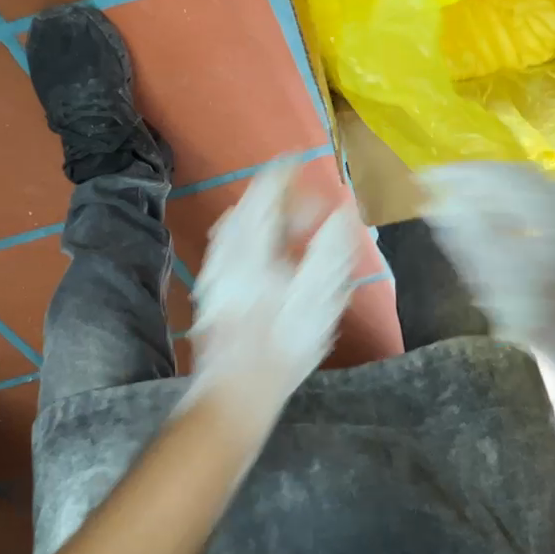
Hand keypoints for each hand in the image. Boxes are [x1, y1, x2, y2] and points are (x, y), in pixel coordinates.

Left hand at [186, 157, 362, 417]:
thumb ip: (329, 251)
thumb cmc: (282, 347)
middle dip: (272, 193)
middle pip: (245, 208)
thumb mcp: (317, 300)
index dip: (282, 172)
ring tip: (284, 218)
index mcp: (253, 250)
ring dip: (258, 215)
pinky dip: (245, 237)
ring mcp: (215, 275)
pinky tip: (261, 252)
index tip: (297, 158)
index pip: (264, 195)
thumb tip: (342, 213)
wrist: (234, 395)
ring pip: (233, 229)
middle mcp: (227, 255)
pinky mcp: (211, 294)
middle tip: (299, 192)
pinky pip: (226, 250)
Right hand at [417, 162, 554, 354]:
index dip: (459, 175)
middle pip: (511, 174)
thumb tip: (439, 205)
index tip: (424, 178)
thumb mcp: (501, 286)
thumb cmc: (543, 320)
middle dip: (470, 178)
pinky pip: (531, 189)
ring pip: (520, 180)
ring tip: (453, 194)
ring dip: (485, 184)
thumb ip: (471, 241)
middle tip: (434, 183)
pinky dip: (502, 192)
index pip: (500, 178)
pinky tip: (482, 205)